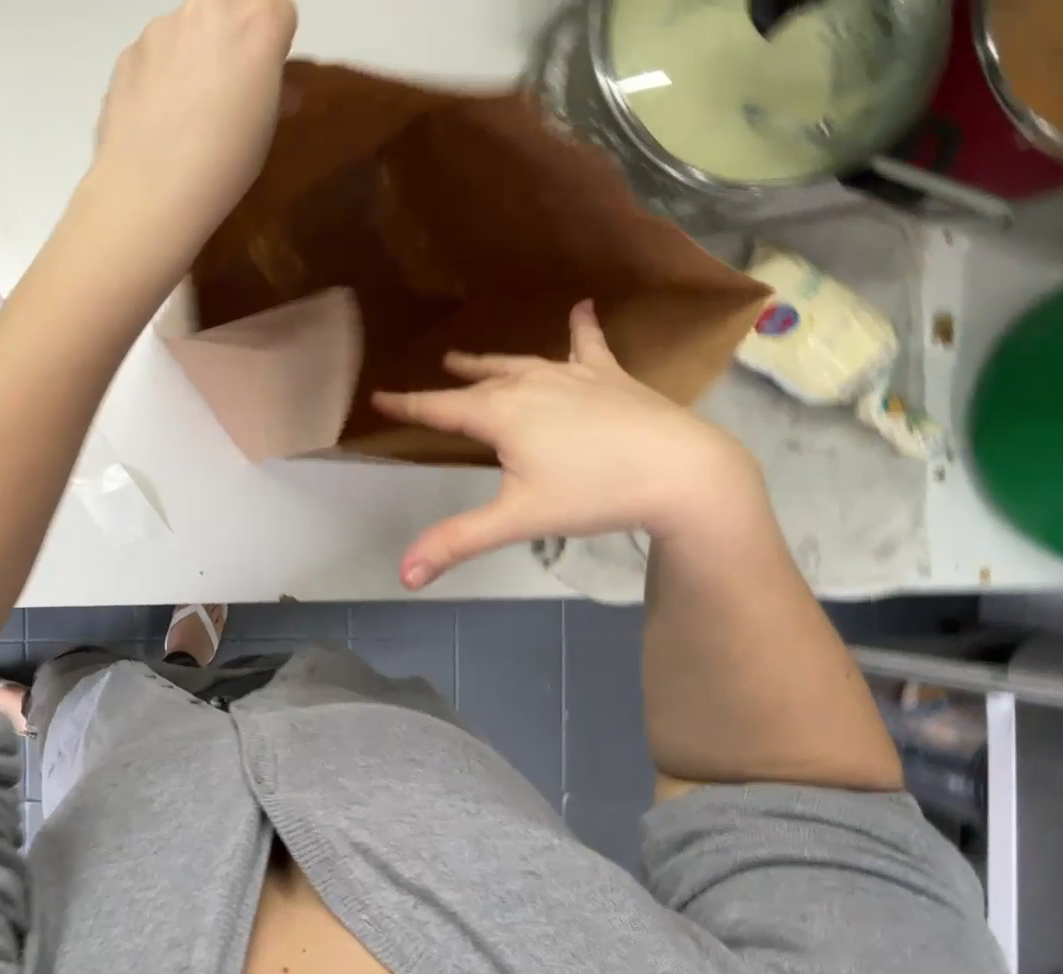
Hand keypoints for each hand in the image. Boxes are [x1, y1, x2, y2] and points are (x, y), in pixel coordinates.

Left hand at [86, 0, 296, 251]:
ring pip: (187, 30)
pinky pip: (154, 56)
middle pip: (229, 11)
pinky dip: (159, 77)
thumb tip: (275, 90)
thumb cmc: (222, 165)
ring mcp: (161, 29)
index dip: (274, 45)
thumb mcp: (264, 131)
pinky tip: (155, 121)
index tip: (263, 80)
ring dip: (192, 56)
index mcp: (255, 24)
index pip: (278, 10)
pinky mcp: (127, 54)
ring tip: (184, 114)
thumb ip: (272, 93)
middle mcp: (207, 10)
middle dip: (231, 43)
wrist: (148, 193)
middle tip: (225, 94)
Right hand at [372, 302, 765, 588]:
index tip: (378, 396)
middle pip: (478, 381)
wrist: (684, 471)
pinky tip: (584, 308)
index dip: (406, 404)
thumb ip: (457, 542)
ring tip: (466, 356)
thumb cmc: (594, 493)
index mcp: (499, 414)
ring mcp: (573, 376)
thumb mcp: (517, 520)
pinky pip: (590, 346)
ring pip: (520, 362)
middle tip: (434, 371)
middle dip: (451, 380)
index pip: (438, 408)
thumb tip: (404, 575)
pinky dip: (583, 328)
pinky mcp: (611, 377)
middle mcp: (529, 385)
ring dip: (491, 360)